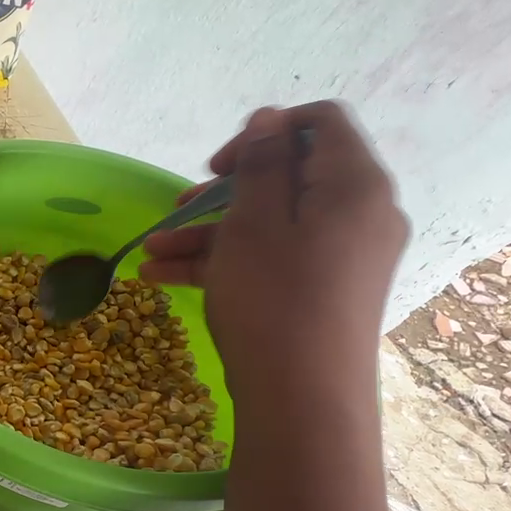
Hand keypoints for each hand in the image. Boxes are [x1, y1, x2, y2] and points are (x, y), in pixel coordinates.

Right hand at [138, 102, 407, 403]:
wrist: (302, 392)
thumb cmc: (273, 298)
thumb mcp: (254, 224)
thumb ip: (262, 165)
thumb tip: (269, 118)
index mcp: (353, 185)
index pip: (320, 124)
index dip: (264, 132)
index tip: (214, 164)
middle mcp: (359, 212)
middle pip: (289, 177)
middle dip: (222, 191)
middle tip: (176, 209)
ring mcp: (343, 252)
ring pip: (271, 222)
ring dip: (207, 232)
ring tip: (151, 254)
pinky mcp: (323, 286)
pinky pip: (272, 255)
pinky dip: (223, 260)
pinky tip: (165, 277)